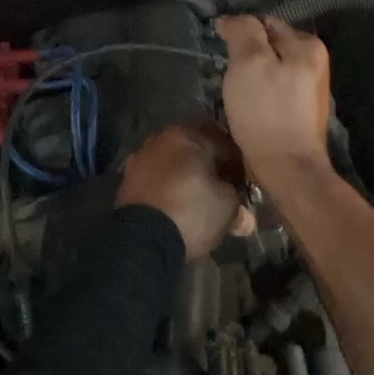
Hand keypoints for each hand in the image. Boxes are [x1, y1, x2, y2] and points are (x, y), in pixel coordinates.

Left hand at [116, 123, 256, 258]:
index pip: (224, 142)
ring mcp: (140, 159)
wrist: (142, 239)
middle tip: (224, 190)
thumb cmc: (191, 212)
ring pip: (173, 164)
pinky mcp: (128, 181)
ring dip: (187, 177)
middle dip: (211, 168)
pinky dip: (168, 188)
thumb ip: (238, 202)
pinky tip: (176, 206)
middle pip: (195, 150)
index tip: (245, 184)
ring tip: (200, 201)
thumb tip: (245, 216)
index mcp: (188, 135)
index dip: (239, 164)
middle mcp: (161, 139)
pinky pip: (156, 179)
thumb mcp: (227, 207)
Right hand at [215, 16, 331, 184]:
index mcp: (308, 45)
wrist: (287, 168)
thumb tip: (232, 19)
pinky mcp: (301, 110)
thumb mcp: (249, 63)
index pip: (265, 22)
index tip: (221, 51)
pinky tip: (248, 108)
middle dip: (246, 56)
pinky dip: (259, 94)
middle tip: (228, 75)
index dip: (240, 33)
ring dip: (251, 76)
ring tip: (235, 93)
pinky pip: (274, 89)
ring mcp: (311, 88)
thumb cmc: (266, 112)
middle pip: (269, 46)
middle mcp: (316, 62)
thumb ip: (243, 32)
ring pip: (270, 68)